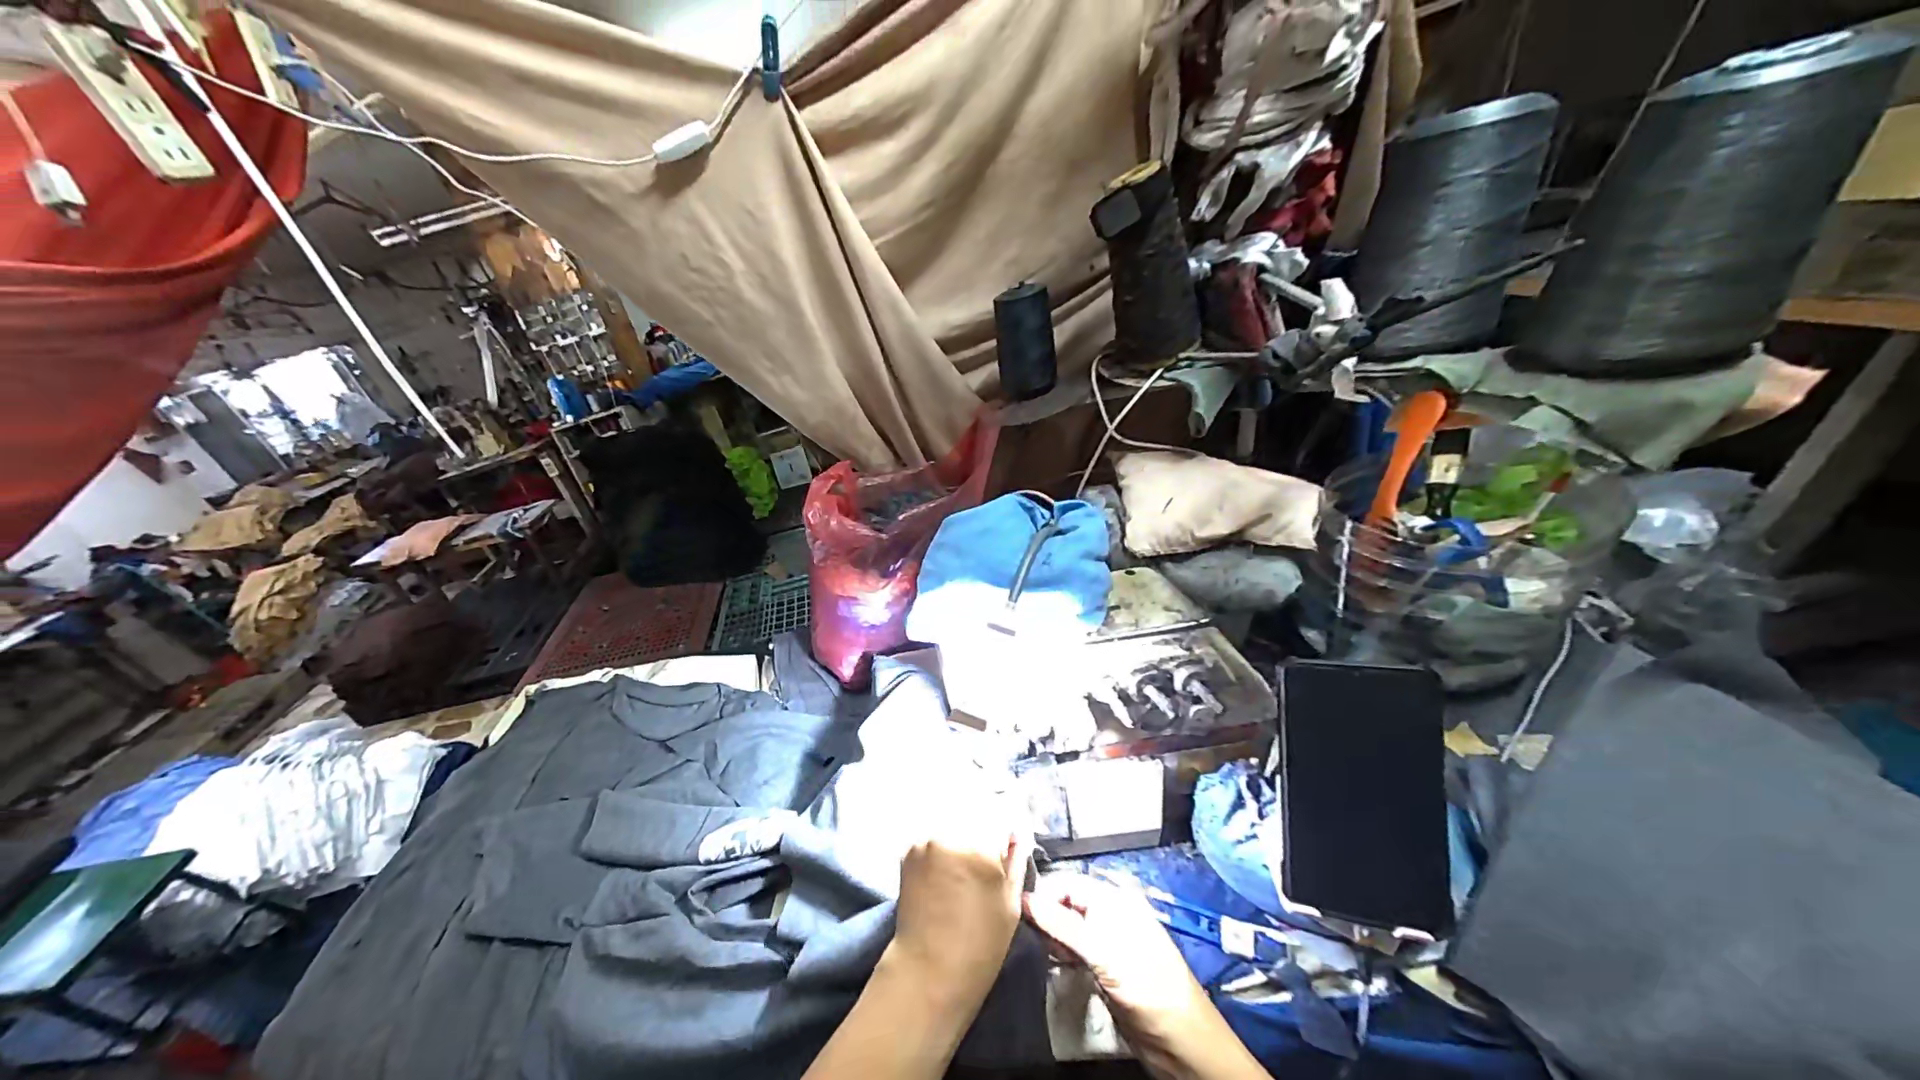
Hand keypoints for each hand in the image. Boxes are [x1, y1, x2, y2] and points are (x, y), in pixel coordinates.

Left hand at [803, 820, 1030, 1079]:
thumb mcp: (1010, 902)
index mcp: (976, 846)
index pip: (1000, 805)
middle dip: (988, 809)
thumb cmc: (980, 944)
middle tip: (997, 833)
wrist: (928, 969)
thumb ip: (1015, 858)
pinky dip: (947, 833)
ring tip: (975, 844)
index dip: (1012, 808)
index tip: (1016, 822)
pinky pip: (935, 828)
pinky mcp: (909, 849)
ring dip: (966, 818)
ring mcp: (923, 839)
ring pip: (952, 811)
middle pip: (973, 800)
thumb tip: (1016, 831)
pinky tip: (954, 854)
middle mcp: (946, 833)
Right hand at [1023, 872, 1208, 1022]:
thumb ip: (1062, 925)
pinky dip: (1059, 952)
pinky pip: (1074, 950)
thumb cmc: (1148, 988)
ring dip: (1050, 934)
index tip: (1016, 907)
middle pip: (1067, 903)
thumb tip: (1023, 899)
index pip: (1070, 882)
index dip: (1043, 892)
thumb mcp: (1103, 953)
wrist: (1183, 1044)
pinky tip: (1050, 960)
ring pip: (1068, 927)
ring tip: (1035, 947)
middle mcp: (1110, 915)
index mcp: (1116, 900)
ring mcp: (1107, 942)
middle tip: (1024, 932)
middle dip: (1044, 913)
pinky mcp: (1104, 968)